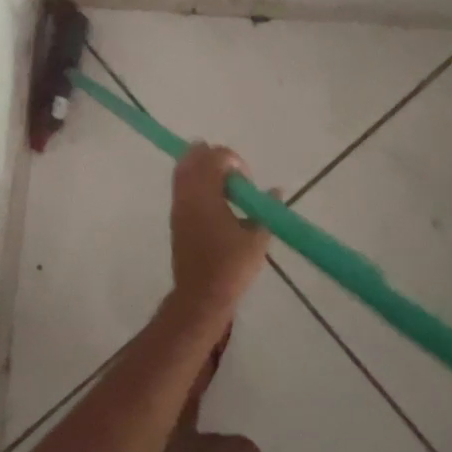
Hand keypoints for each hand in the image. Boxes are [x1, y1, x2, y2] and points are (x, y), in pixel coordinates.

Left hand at [169, 143, 271, 316]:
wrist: (200, 294)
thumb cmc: (231, 267)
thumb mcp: (257, 239)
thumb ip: (266, 211)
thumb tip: (275, 192)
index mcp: (206, 195)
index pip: (214, 157)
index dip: (232, 160)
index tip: (246, 181)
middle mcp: (187, 194)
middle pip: (193, 157)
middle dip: (214, 158)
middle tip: (235, 176)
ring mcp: (178, 204)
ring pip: (184, 170)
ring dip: (203, 169)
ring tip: (225, 186)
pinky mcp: (175, 216)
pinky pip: (182, 185)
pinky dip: (196, 182)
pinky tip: (215, 200)